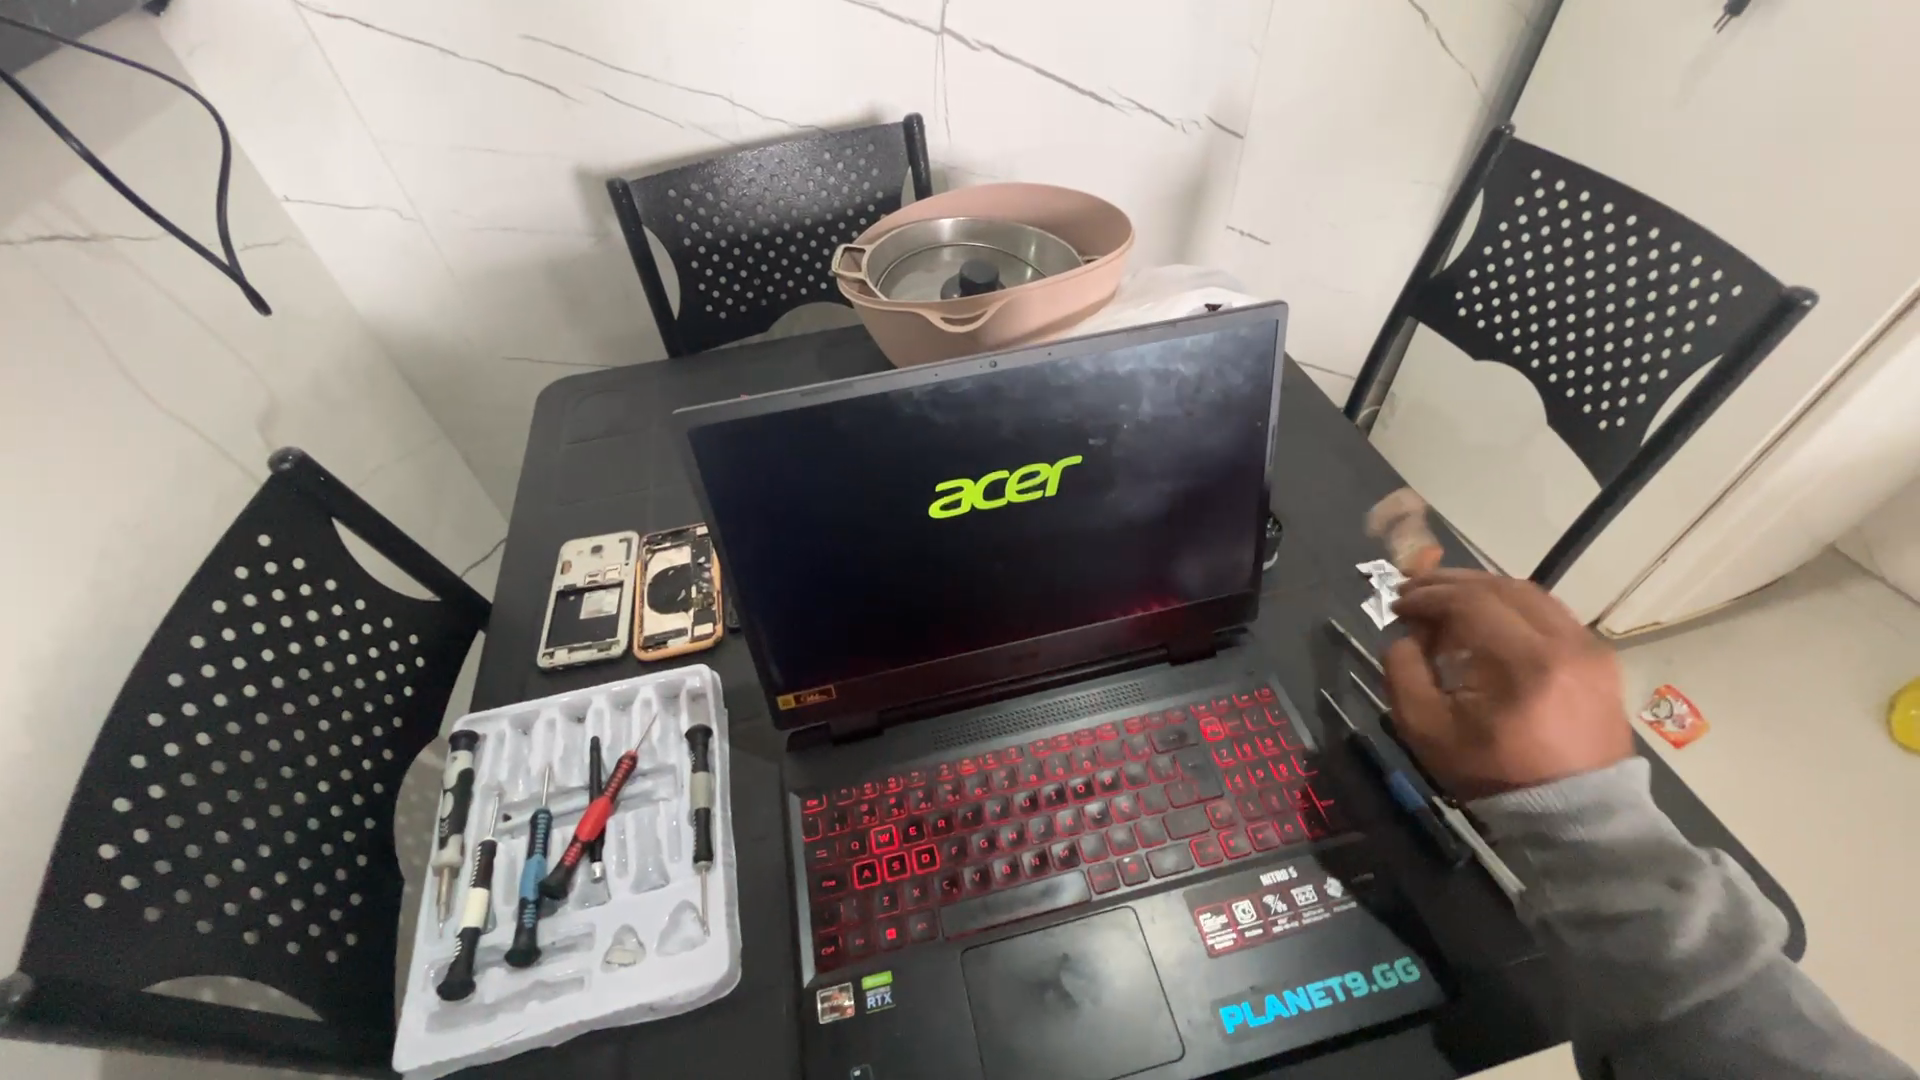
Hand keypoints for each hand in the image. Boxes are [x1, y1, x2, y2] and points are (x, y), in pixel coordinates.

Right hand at [1384, 569, 1631, 799]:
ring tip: (1445, 600)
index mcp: (1523, 662)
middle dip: (1450, 583)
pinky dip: (1510, 605)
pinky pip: (1550, 613)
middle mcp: (1565, 644)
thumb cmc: (1491, 771)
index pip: (1469, 601)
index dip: (1426, 596)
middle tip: (1414, 590)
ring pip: (1529, 594)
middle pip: (1501, 587)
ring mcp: (1590, 649)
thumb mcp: (1423, 726)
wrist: (1572, 813)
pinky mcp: (1600, 659)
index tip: (1396, 604)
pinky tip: (1484, 619)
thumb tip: (1407, 634)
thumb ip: (1402, 669)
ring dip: (1481, 589)